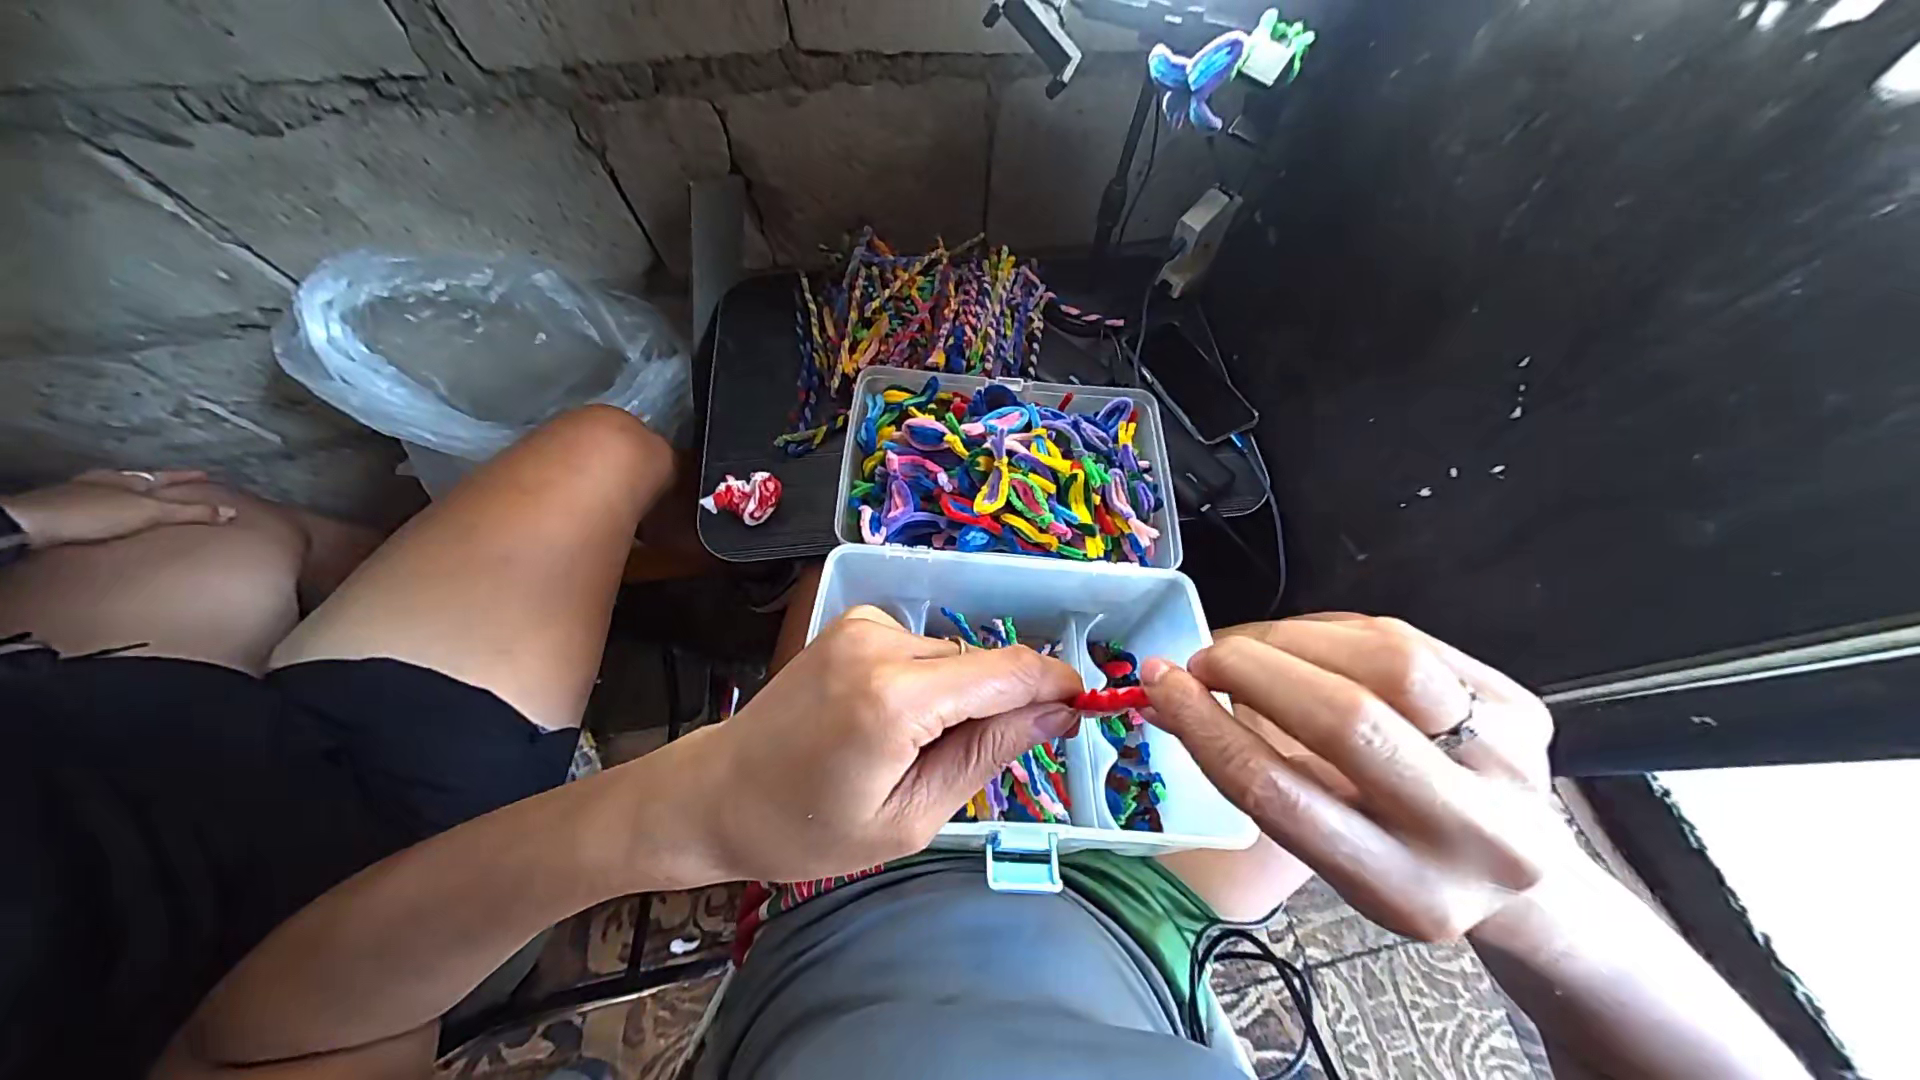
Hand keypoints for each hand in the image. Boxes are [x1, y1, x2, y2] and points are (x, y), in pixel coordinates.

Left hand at [0, 470, 235, 547]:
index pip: (165, 476)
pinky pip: (99, 505)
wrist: (27, 524)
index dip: (187, 477)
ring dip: (134, 497)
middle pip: (139, 481)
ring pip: (116, 492)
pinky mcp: (62, 509)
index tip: (206, 474)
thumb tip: (233, 512)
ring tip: (147, 504)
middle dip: (160, 485)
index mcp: (127, 479)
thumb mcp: (150, 513)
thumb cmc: (93, 514)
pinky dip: (113, 508)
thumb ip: (191, 512)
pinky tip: (113, 516)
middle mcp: (104, 482)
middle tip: (178, 488)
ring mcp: (79, 495)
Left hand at [690, 605, 1081, 883]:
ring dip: (958, 696)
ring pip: (953, 656)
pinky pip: (921, 648)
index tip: (1081, 706)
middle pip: (981, 662)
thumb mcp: (912, 816)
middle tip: (970, 760)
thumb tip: (1057, 711)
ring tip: (914, 747)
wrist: (718, 793)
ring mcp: (862, 623)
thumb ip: (989, 752)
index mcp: (895, 698)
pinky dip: (928, 681)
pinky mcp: (852, 620)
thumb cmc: (809, 830)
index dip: (1053, 684)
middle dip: (1000, 703)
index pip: (1006, 671)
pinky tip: (890, 718)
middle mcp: (880, 641)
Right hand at [1143, 614, 1575, 941]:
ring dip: (1292, 639)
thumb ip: (1241, 769)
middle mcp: (1470, 831)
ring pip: (1386, 662)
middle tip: (1204, 657)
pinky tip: (1303, 644)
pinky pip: (1404, 638)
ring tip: (1252, 647)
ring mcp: (1511, 761)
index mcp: (1400, 888)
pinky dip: (1330, 630)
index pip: (1279, 793)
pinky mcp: (1523, 707)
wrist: (1519, 872)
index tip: (1161, 683)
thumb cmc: (1392, 857)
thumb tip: (1162, 698)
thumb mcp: (1317, 844)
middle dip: (1252, 669)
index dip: (1205, 726)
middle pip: (1344, 719)